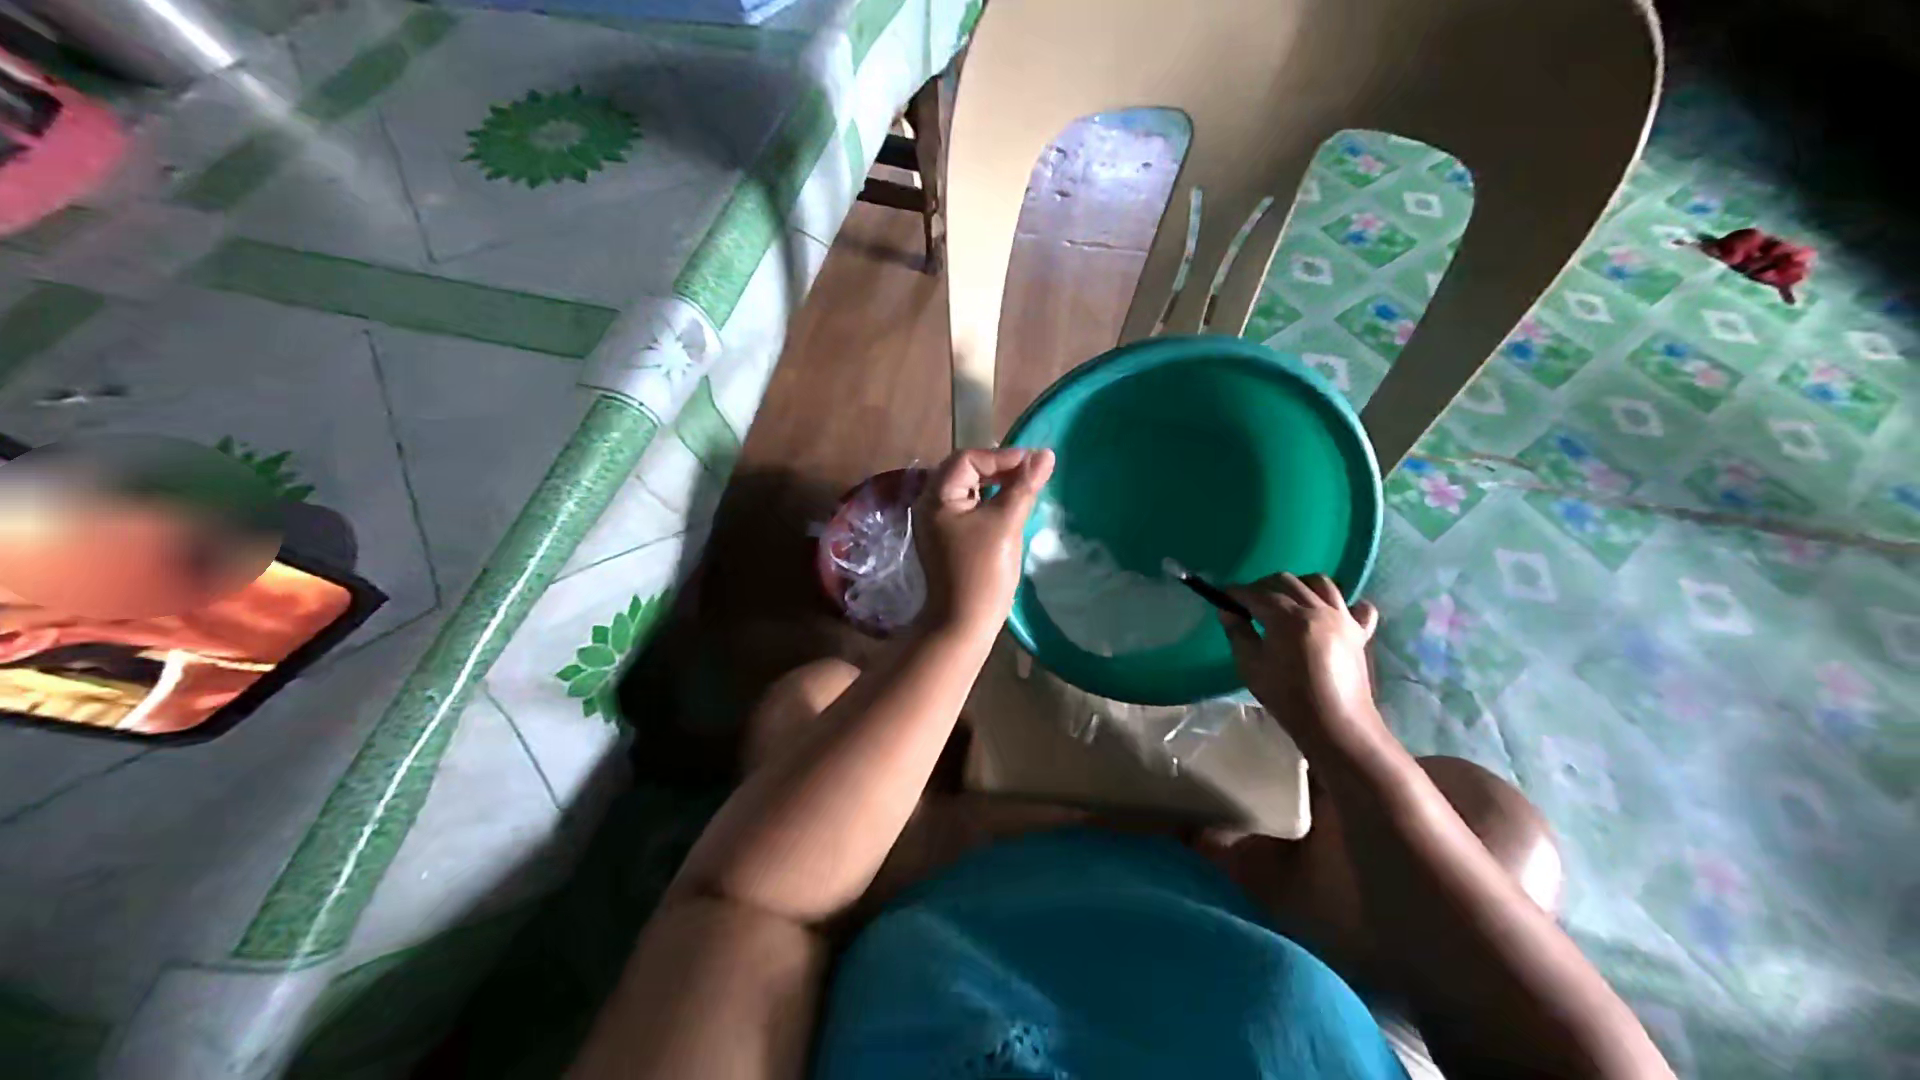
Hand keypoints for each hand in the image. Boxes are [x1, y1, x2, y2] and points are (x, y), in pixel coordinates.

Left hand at [913, 447, 1053, 634]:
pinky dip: (990, 503)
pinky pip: (969, 509)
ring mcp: (938, 524)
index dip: (1001, 457)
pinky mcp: (948, 539)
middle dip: (999, 469)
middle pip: (965, 472)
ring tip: (1026, 488)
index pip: (967, 459)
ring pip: (968, 490)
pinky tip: (1011, 509)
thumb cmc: (983, 571)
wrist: (964, 624)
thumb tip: (1046, 454)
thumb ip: (1024, 486)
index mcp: (936, 497)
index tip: (1034, 464)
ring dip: (997, 485)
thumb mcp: (1006, 523)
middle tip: (1032, 473)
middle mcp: (930, 505)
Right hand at [1221, 573, 1387, 753]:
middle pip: (1287, 581)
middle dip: (1264, 586)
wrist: (1335, 725)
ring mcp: (1343, 619)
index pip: (1257, 593)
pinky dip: (1345, 603)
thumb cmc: (1287, 697)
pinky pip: (1358, 607)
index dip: (1237, 592)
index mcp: (1287, 618)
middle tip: (1250, 601)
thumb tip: (1227, 611)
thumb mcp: (1251, 666)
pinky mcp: (1360, 633)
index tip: (1224, 595)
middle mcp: (1317, 610)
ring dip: (1300, 585)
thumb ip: (1238, 633)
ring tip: (1288, 601)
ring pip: (1322, 583)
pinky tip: (1333, 612)